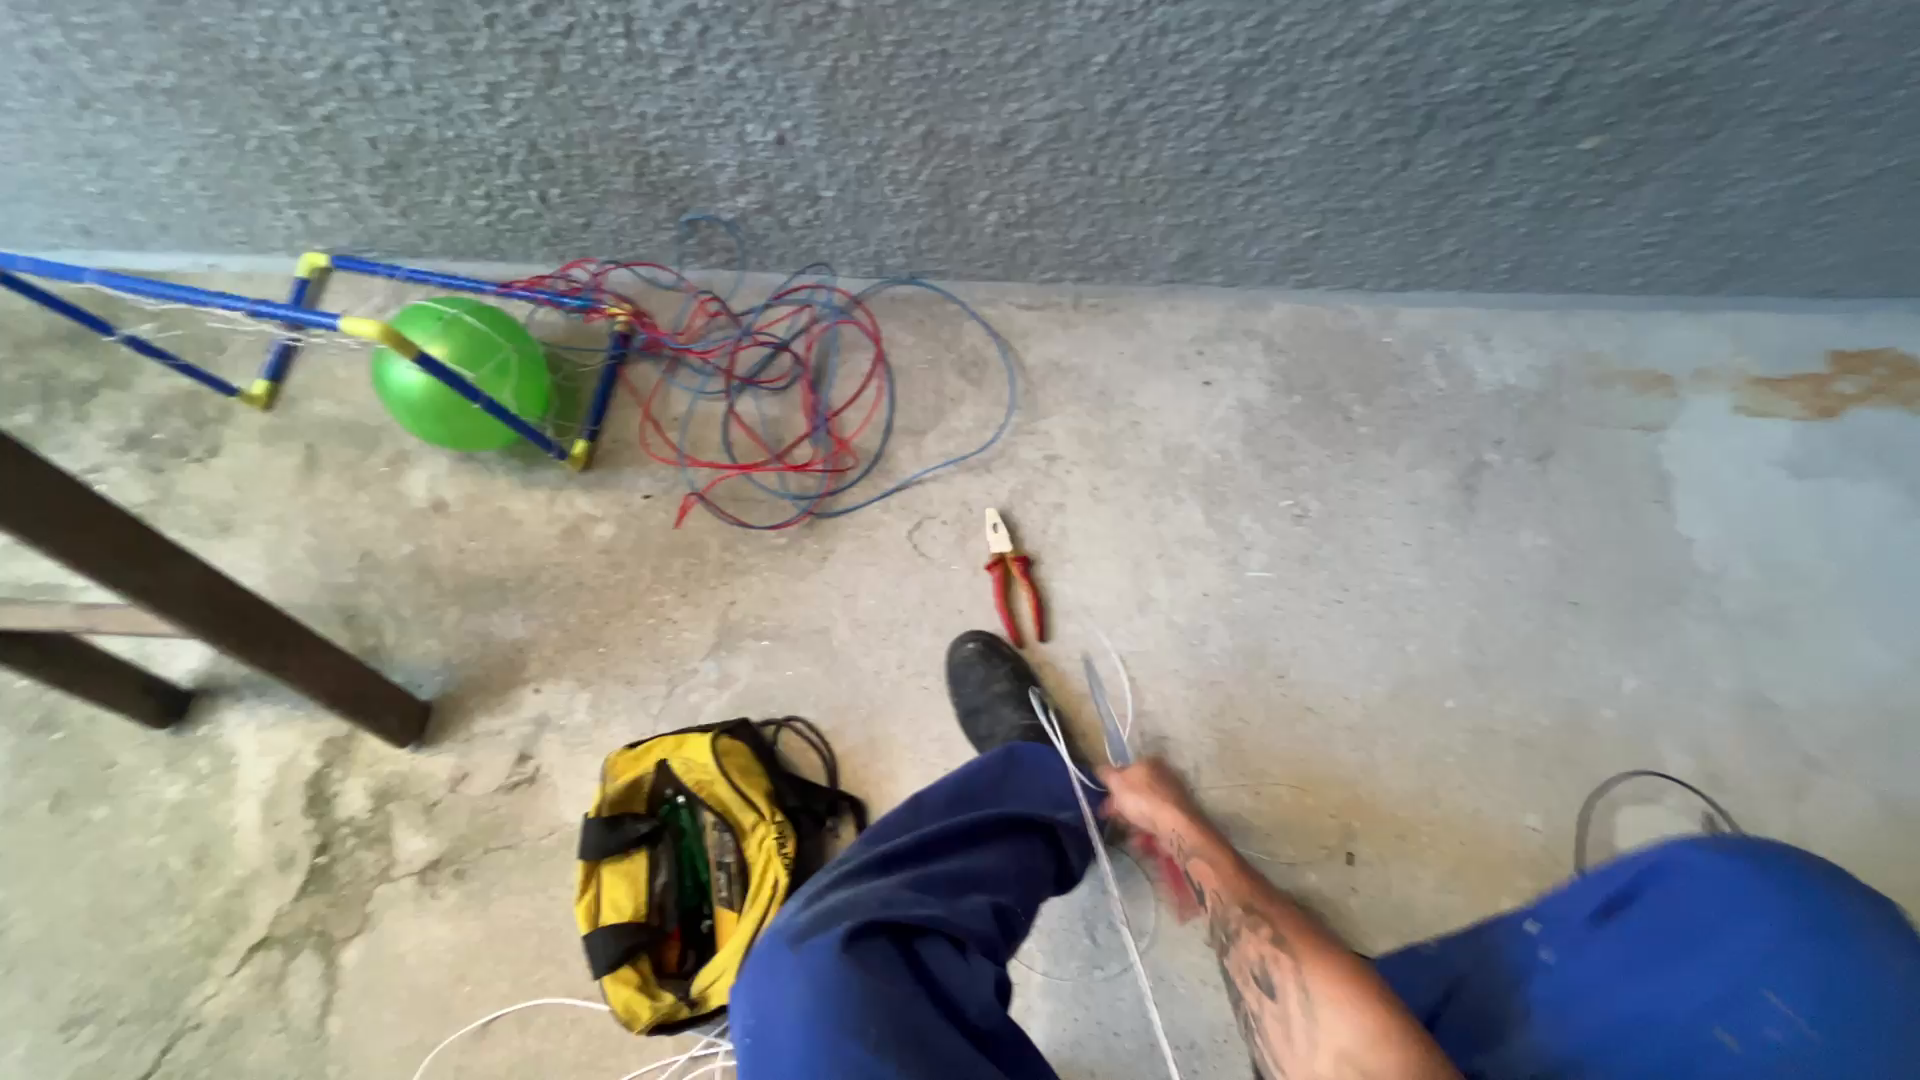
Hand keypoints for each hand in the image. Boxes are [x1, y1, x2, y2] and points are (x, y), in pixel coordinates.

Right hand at [1098, 757, 1202, 843]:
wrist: (1174, 827)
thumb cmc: (1142, 800)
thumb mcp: (1117, 782)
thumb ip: (1105, 774)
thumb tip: (1099, 768)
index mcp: (1149, 763)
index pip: (1126, 770)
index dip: (1112, 785)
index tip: (1103, 800)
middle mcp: (1163, 777)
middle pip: (1135, 792)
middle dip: (1121, 807)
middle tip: (1110, 818)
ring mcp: (1171, 799)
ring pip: (1144, 810)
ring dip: (1132, 822)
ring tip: (1126, 833)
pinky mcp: (1176, 819)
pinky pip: (1154, 824)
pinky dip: (1145, 832)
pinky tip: (1139, 840)